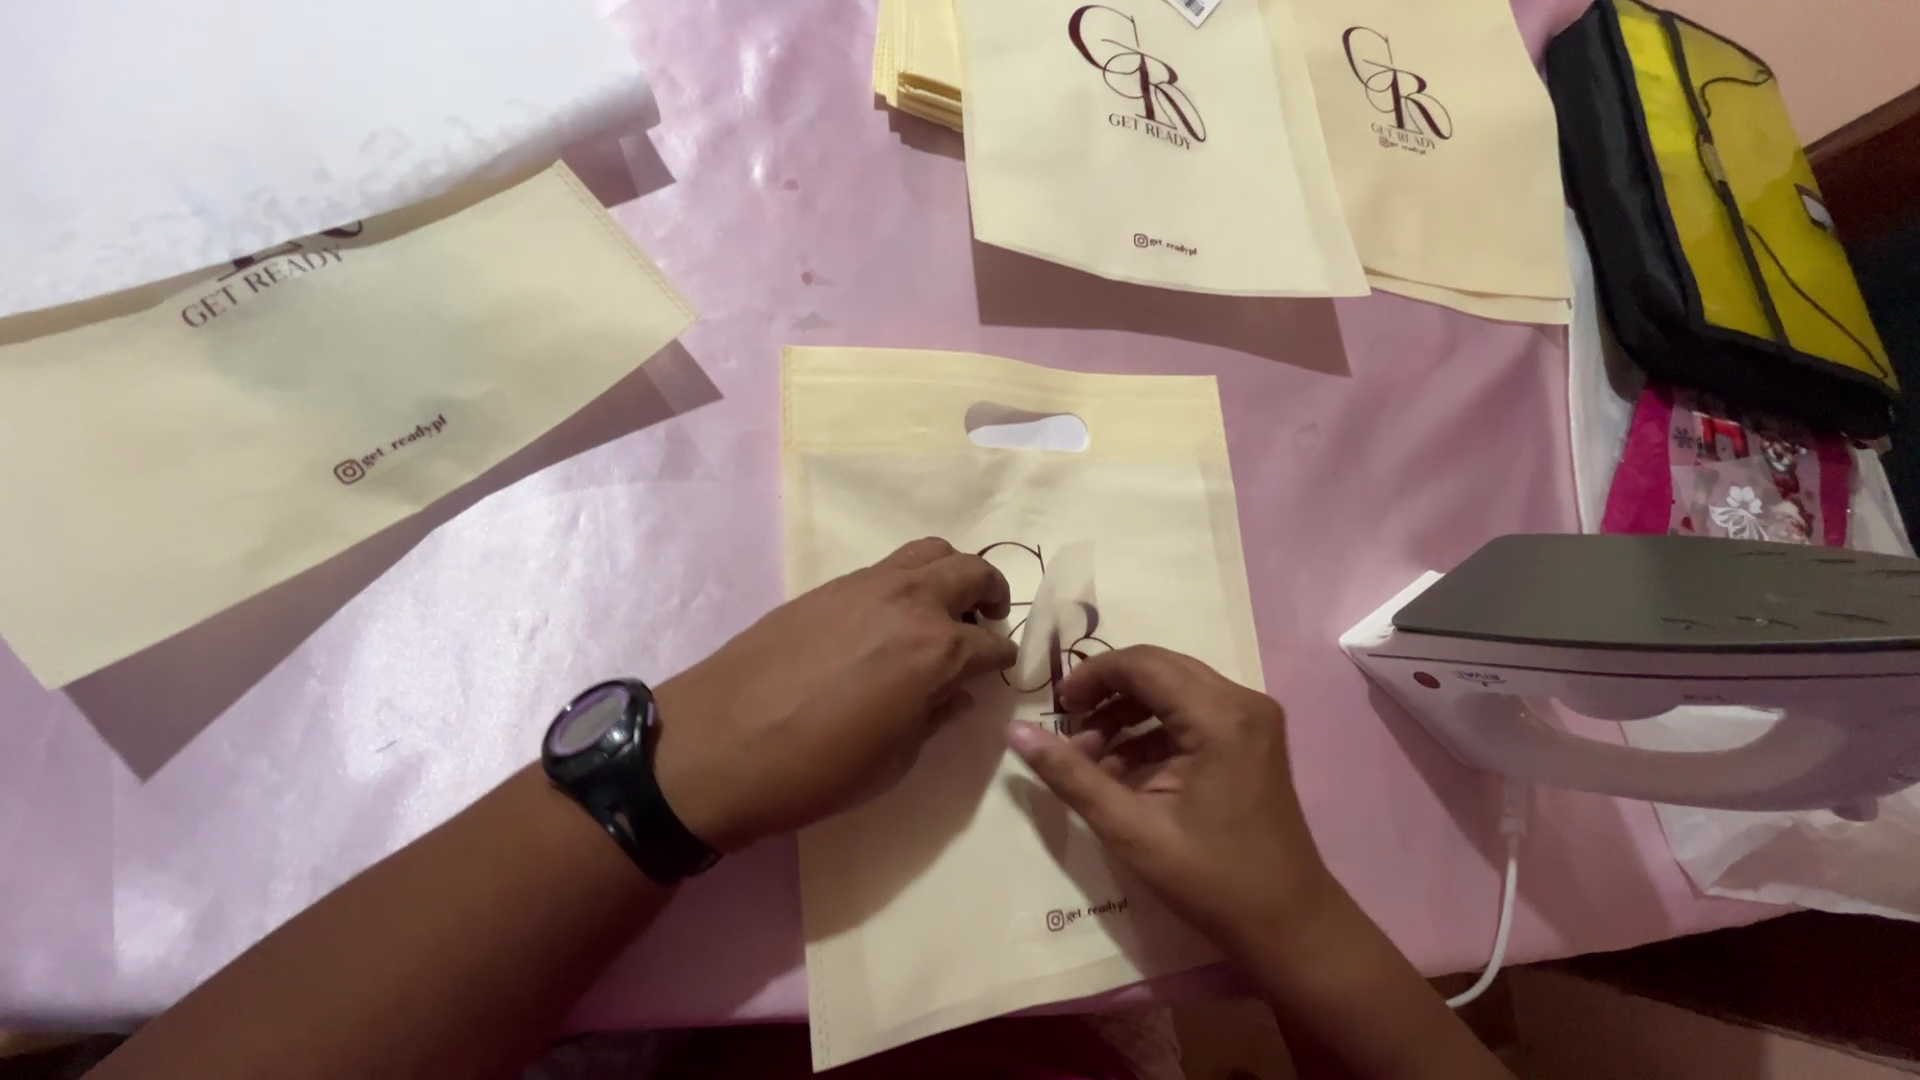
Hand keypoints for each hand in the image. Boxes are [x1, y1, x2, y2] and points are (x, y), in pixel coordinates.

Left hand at [652, 538, 1014, 852]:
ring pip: (927, 553)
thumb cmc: (814, 769)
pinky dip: (906, 582)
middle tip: (986, 620)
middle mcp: (908, 602)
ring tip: (942, 609)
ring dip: (949, 575)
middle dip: (990, 593)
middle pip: (969, 572)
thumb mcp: (893, 760)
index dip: (1001, 657)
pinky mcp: (826, 586)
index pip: (989, 643)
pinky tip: (888, 620)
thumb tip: (956, 693)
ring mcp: (864, 586)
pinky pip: (885, 568)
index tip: (1001, 667)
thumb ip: (934, 716)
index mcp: (935, 649)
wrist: (714, 746)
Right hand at [1005, 646, 1337, 954]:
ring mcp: (1252, 718)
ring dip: (1127, 711)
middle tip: (1068, 725)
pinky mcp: (1251, 736)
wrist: (1289, 927)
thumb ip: (1071, 775)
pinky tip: (1122, 768)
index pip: (1143, 664)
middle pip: (1159, 668)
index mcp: (1220, 716)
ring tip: (1089, 754)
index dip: (1092, 676)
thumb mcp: (1131, 828)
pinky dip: (1152, 729)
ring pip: (1174, 687)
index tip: (1056, 706)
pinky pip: (1191, 712)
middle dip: (1107, 691)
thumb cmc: (1211, 881)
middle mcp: (1242, 701)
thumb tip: (1015, 733)